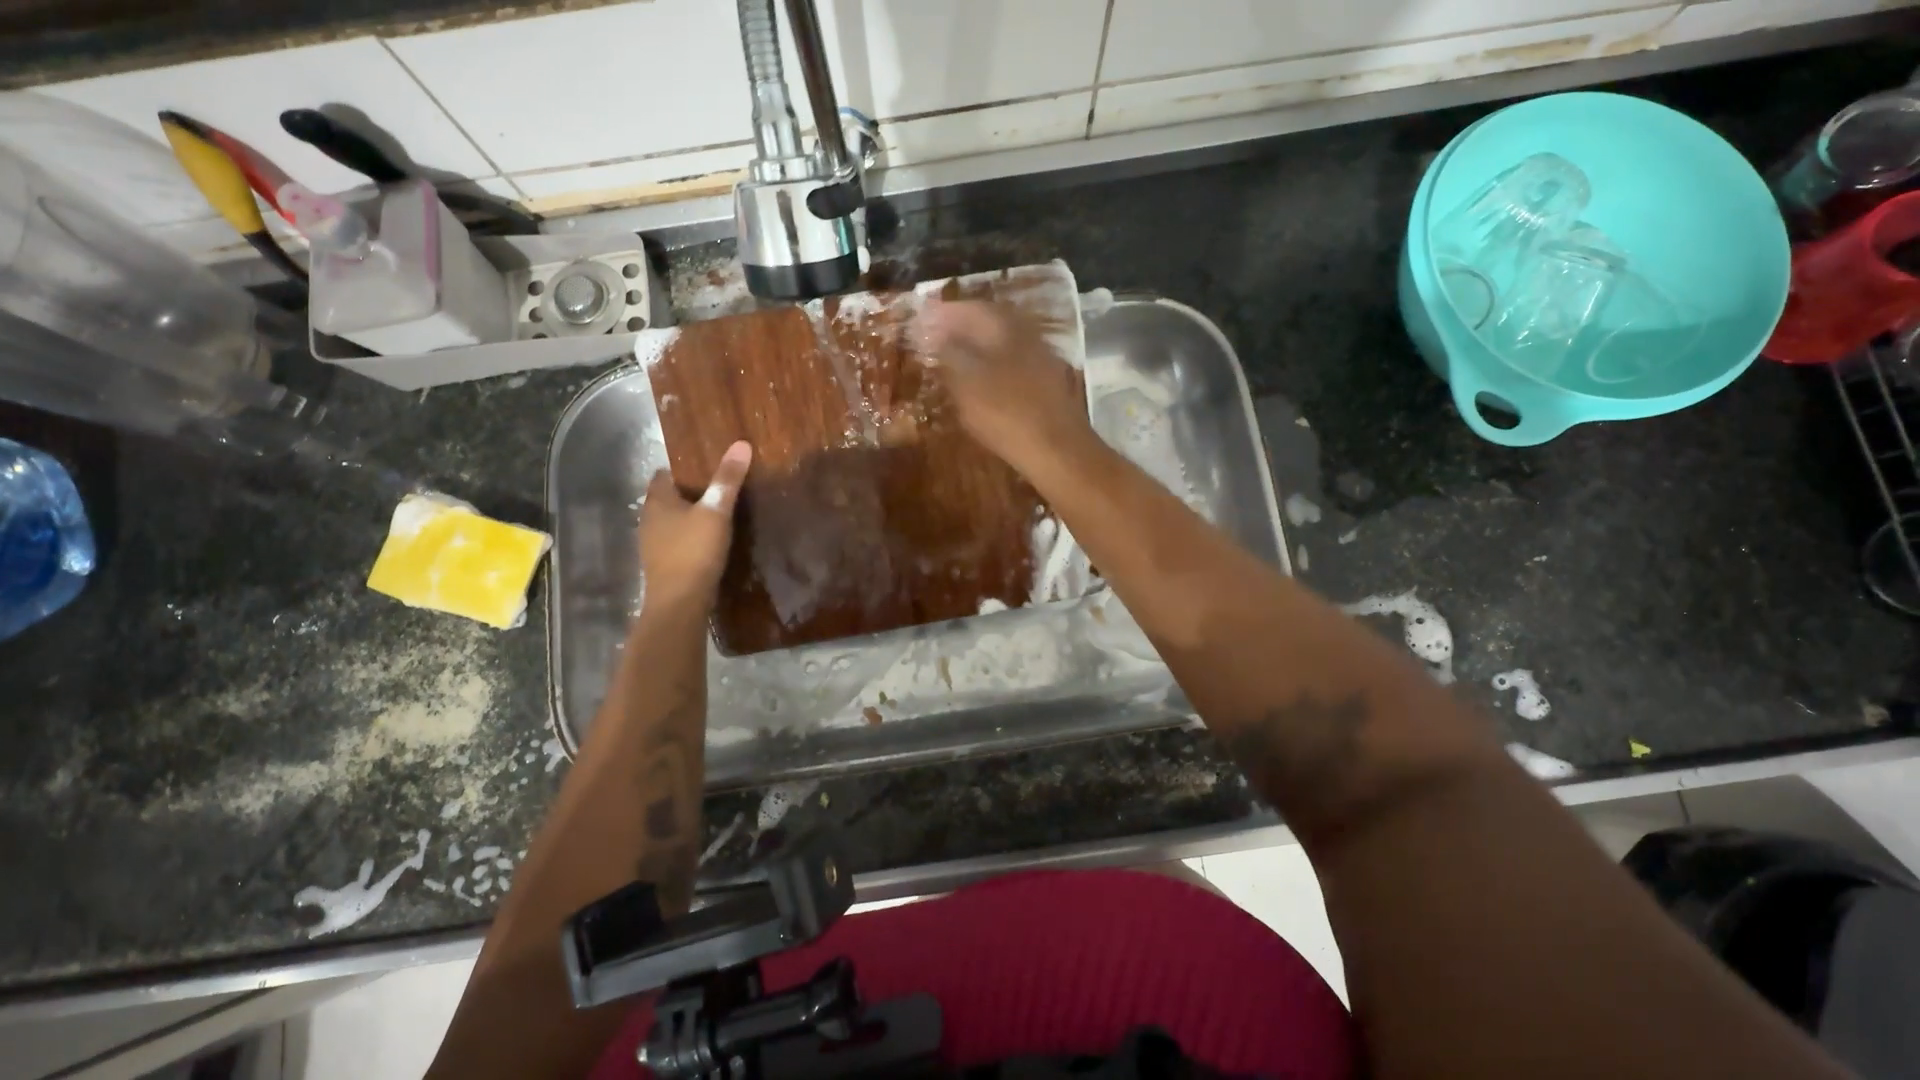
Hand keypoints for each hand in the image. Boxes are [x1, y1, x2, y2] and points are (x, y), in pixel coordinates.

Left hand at [638, 440, 751, 612]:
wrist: (679, 603)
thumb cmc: (694, 551)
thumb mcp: (716, 512)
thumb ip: (727, 480)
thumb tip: (741, 444)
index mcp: (657, 501)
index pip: (663, 474)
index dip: (681, 468)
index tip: (705, 465)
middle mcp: (649, 520)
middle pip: (666, 498)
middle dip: (687, 492)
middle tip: (716, 487)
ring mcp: (652, 544)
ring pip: (670, 522)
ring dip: (687, 517)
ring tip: (715, 513)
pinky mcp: (661, 565)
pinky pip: (674, 542)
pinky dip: (688, 538)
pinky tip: (707, 542)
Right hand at [911, 298, 1096, 471]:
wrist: (1058, 449)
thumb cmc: (1007, 414)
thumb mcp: (966, 384)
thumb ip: (949, 355)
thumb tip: (936, 335)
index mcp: (1006, 328)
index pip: (971, 308)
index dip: (945, 312)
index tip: (923, 316)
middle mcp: (1027, 335)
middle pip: (990, 322)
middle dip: (961, 326)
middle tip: (936, 334)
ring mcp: (1042, 359)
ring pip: (1003, 343)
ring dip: (977, 345)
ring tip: (953, 356)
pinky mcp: (1048, 383)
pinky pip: (1012, 362)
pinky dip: (992, 364)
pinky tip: (981, 380)